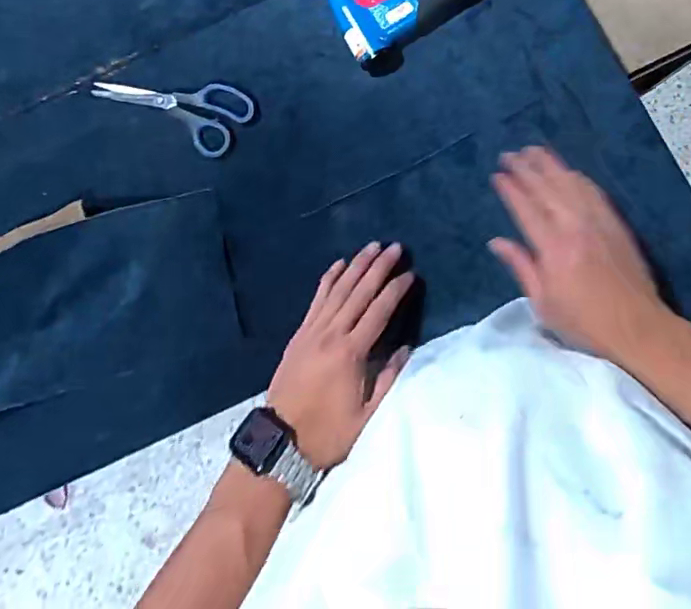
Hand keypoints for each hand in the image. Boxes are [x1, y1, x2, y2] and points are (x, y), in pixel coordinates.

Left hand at [265, 242, 413, 469]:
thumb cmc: (327, 433)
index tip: (411, 274)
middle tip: (395, 247)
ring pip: (338, 290)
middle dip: (379, 268)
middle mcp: (331, 335)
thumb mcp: (366, 416)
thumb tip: (406, 348)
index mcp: (351, 354)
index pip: (379, 312)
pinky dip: (329, 280)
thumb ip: (388, 380)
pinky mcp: (299, 335)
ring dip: (356, 266)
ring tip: (372, 247)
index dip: (396, 290)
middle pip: (359, 293)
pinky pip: (316, 300)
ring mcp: (312, 332)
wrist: (279, 443)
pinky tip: (339, 265)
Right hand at [489, 147, 676, 366]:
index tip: (498, 174)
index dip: (510, 189)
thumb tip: (497, 241)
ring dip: (550, 165)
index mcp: (553, 248)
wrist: (637, 327)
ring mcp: (598, 222)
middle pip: (546, 189)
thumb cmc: (585, 323)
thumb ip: (521, 267)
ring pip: (570, 184)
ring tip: (533, 151)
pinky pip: (594, 191)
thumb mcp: (544, 303)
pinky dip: (578, 178)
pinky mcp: (616, 223)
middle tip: (509, 154)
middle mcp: (575, 227)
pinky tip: (569, 171)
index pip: (526, 209)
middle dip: (526, 169)